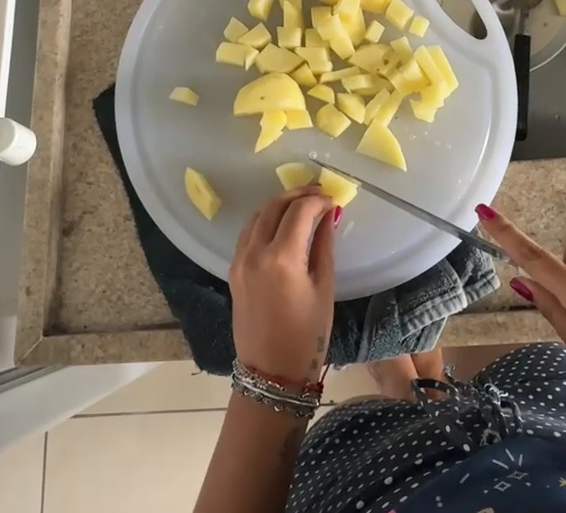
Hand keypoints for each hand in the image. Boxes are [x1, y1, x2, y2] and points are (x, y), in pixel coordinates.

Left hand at [230, 185, 337, 383]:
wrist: (271, 372)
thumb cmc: (306, 336)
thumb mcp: (324, 288)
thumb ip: (324, 246)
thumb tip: (328, 215)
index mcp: (282, 258)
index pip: (299, 212)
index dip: (317, 200)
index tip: (332, 200)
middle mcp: (255, 252)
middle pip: (274, 207)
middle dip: (297, 194)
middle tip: (317, 192)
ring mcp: (240, 260)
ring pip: (257, 216)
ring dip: (279, 204)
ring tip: (300, 203)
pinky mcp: (233, 269)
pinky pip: (248, 233)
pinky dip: (264, 220)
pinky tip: (280, 223)